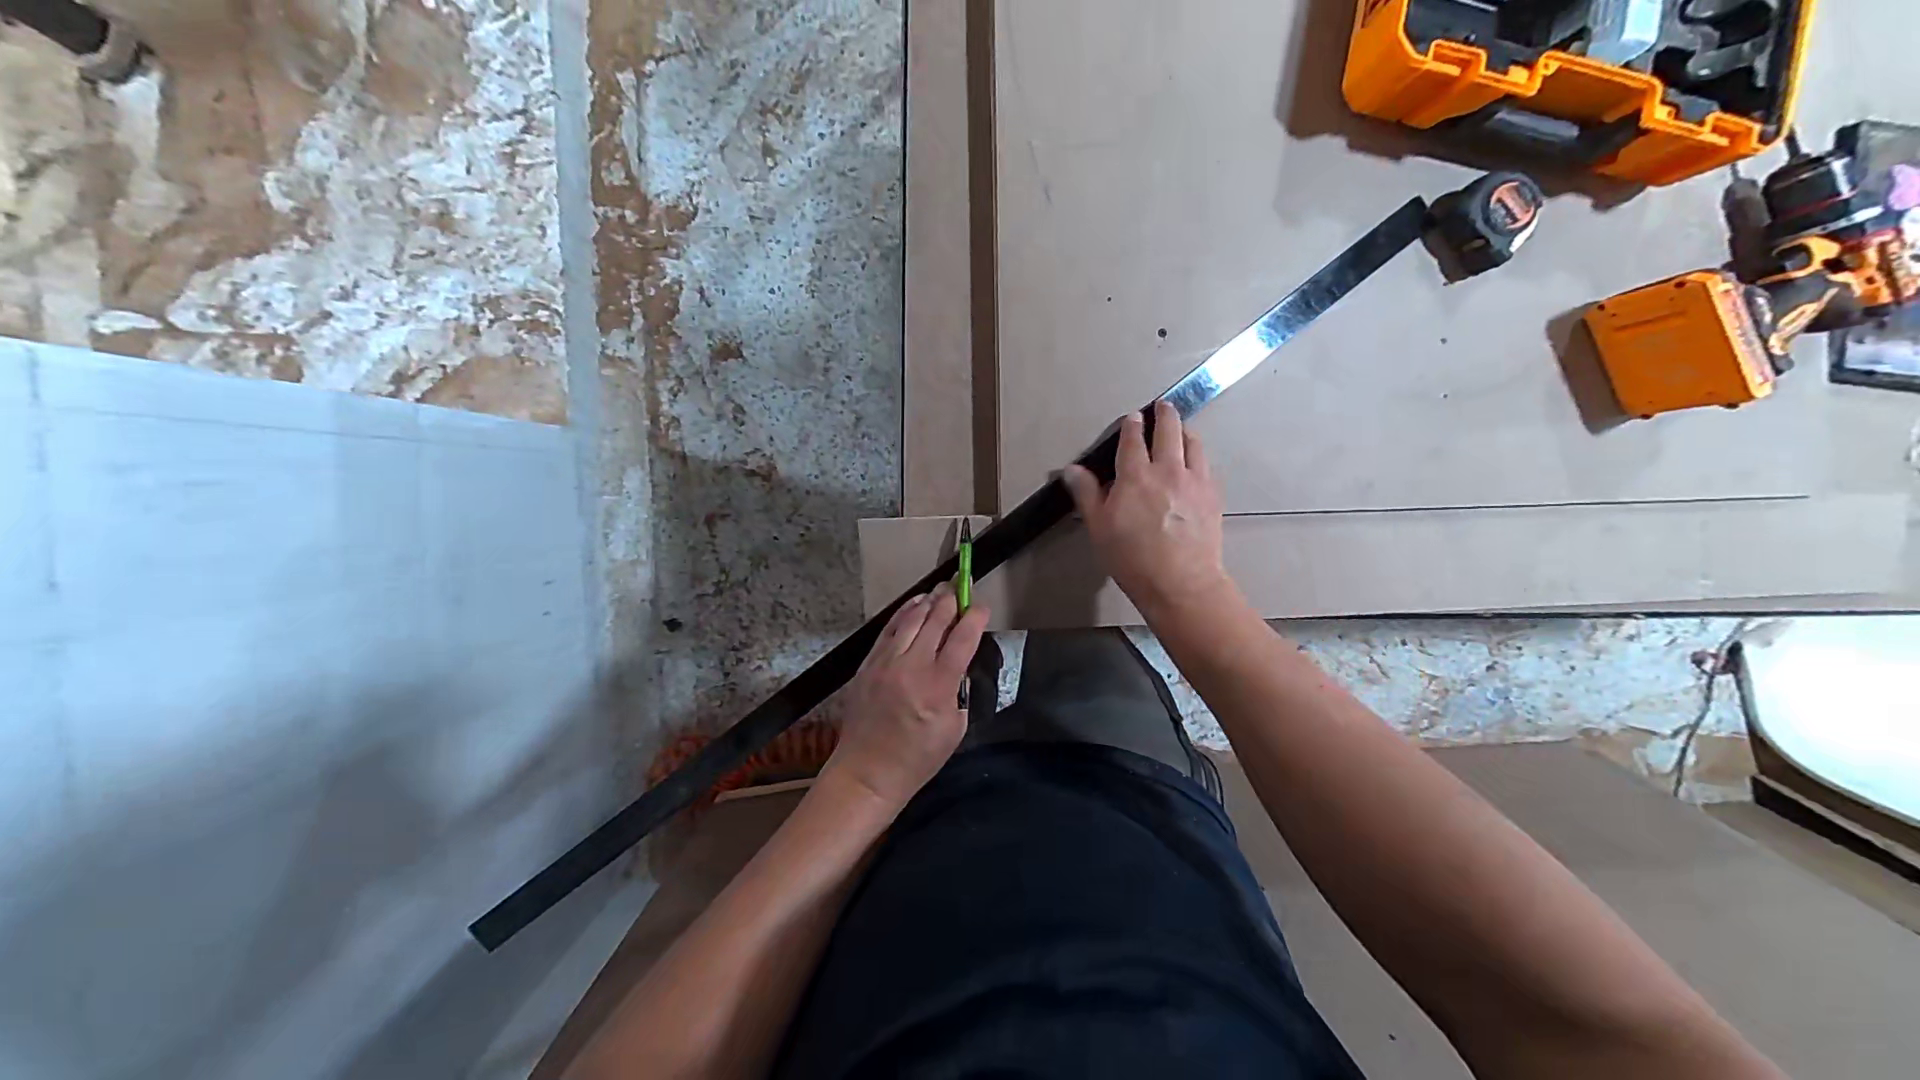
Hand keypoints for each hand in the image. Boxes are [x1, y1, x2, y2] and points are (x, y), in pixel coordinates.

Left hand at [823, 584, 990, 808]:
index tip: (981, 607)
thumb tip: (959, 663)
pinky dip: (903, 614)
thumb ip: (959, 690)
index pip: (962, 639)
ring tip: (939, 591)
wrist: (867, 772)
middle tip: (960, 589)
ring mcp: (885, 663)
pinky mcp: (868, 665)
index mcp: (938, 687)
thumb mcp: (955, 728)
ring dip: (927, 602)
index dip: (974, 618)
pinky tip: (913, 606)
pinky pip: (888, 630)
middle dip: (950, 601)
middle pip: (935, 621)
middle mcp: (911, 667)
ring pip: (910, 620)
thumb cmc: (917, 758)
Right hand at [1063, 400, 1232, 616]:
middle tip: (1163, 407)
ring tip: (1181, 429)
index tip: (1132, 418)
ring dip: (1185, 431)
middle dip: (1165, 415)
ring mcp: (1194, 481)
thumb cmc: (1134, 560)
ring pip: (1193, 443)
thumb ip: (1086, 494)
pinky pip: (1207, 465)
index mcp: (1135, 476)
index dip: (1132, 425)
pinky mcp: (1212, 496)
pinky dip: (1199, 456)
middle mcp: (1167, 470)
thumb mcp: (1099, 528)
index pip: (1133, 439)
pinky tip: (1195, 462)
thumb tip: (1073, 471)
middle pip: (1169, 430)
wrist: (1180, 582)